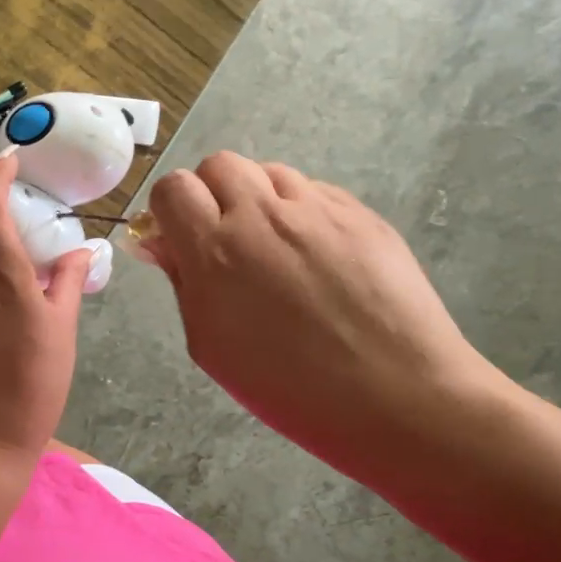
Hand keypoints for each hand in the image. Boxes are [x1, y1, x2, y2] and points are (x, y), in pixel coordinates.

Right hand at [138, 152, 502, 461]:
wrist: (398, 396)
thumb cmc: (287, 386)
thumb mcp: (209, 344)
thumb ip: (182, 282)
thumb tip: (161, 243)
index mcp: (215, 250)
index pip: (172, 188)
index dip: (169, 209)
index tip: (177, 239)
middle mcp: (263, 216)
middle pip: (218, 165)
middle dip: (210, 194)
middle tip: (221, 237)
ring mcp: (319, 210)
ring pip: (270, 172)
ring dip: (258, 198)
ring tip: (272, 245)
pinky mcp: (363, 215)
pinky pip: (316, 192)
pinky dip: (302, 211)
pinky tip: (315, 256)